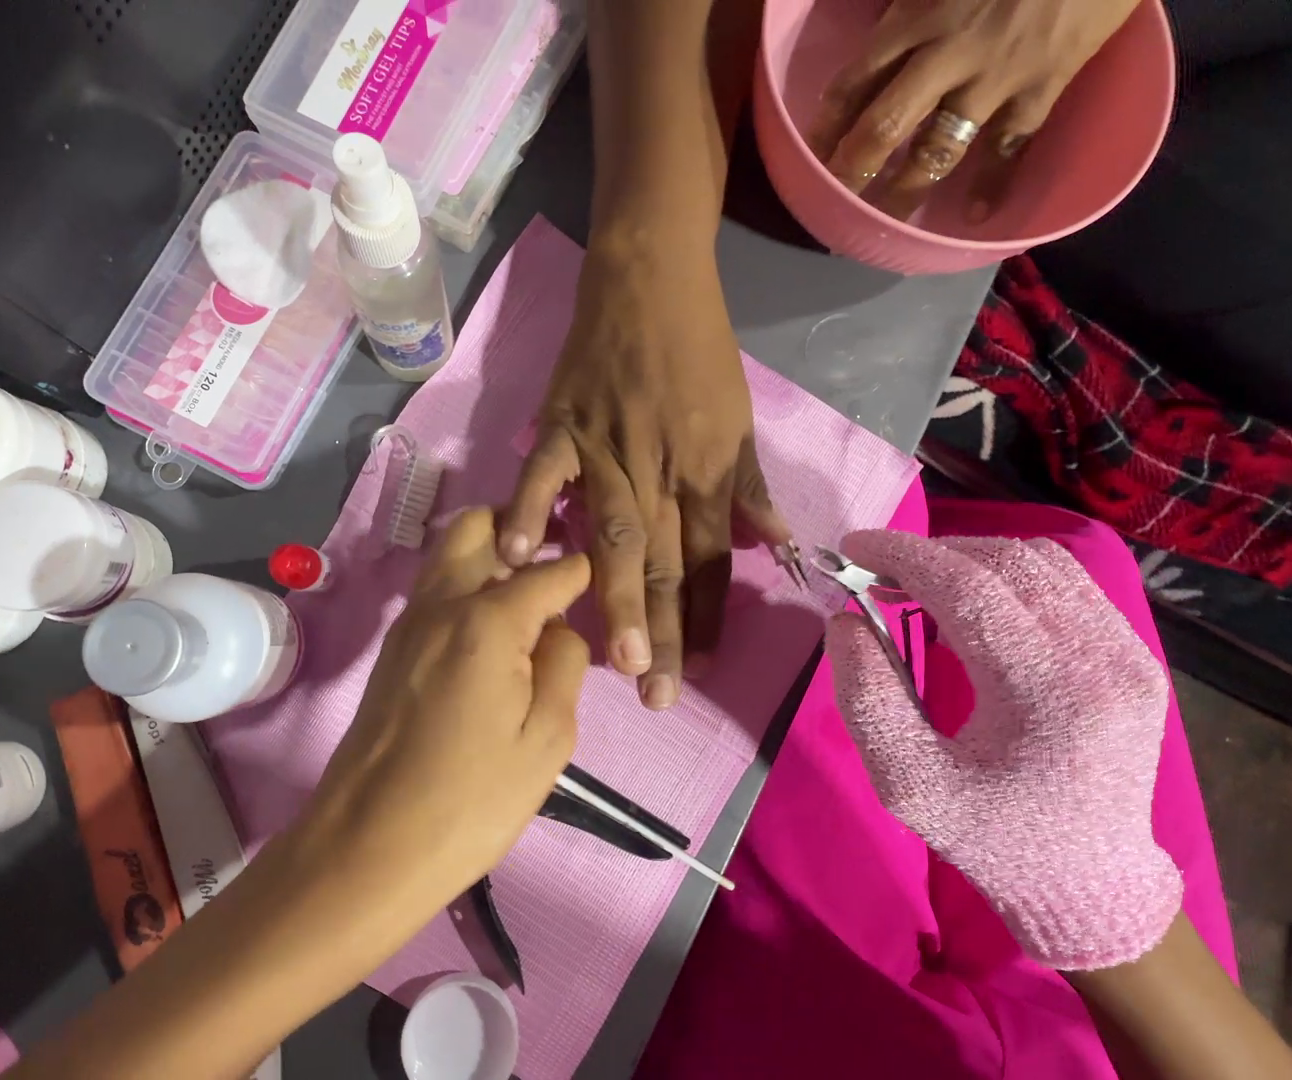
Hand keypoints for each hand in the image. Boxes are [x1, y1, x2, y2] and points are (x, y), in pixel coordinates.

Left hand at [12, 511, 589, 1079]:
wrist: (367, 847)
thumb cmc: (470, 800)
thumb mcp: (548, 738)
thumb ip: (564, 663)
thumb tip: (558, 629)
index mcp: (488, 617)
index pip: (552, 568)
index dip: (585, 570)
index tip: (609, 575)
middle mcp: (442, 601)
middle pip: (480, 525)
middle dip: (523, 531)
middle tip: (559, 572)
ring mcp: (409, 622)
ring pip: (450, 553)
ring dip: (490, 556)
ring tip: (531, 604)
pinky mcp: (393, 648)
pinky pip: (436, 591)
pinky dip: (467, 587)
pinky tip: (494, 635)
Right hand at [500, 239, 789, 711]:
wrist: (650, 272)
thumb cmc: (697, 347)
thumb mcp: (739, 414)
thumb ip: (750, 486)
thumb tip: (778, 546)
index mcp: (709, 466)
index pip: (711, 556)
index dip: (708, 614)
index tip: (699, 668)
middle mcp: (663, 466)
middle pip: (666, 560)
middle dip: (663, 630)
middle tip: (656, 695)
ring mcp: (609, 445)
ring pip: (614, 533)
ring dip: (613, 597)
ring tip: (610, 659)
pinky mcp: (563, 422)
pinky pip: (544, 473)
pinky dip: (528, 511)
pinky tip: (513, 561)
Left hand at [807, 0, 1139, 220]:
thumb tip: (877, 16)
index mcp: (915, 15)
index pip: (853, 83)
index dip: (826, 126)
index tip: (810, 156)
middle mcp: (946, 53)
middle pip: (884, 125)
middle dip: (853, 169)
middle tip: (834, 202)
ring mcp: (995, 76)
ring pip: (938, 148)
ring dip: (907, 190)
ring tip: (888, 222)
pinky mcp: (1044, 86)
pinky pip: (1011, 146)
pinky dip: (995, 183)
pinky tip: (979, 214)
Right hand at [825, 529, 1181, 969]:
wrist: (1088, 881)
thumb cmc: (991, 837)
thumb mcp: (907, 783)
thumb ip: (866, 697)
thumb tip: (846, 618)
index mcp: (1049, 695)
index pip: (970, 588)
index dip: (904, 556)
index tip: (852, 548)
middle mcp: (1103, 661)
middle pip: (1006, 563)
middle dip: (929, 552)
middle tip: (874, 567)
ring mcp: (1129, 654)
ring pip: (1040, 562)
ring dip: (968, 557)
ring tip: (916, 579)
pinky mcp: (1134, 656)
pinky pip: (1065, 583)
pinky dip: (1005, 574)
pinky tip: (969, 600)